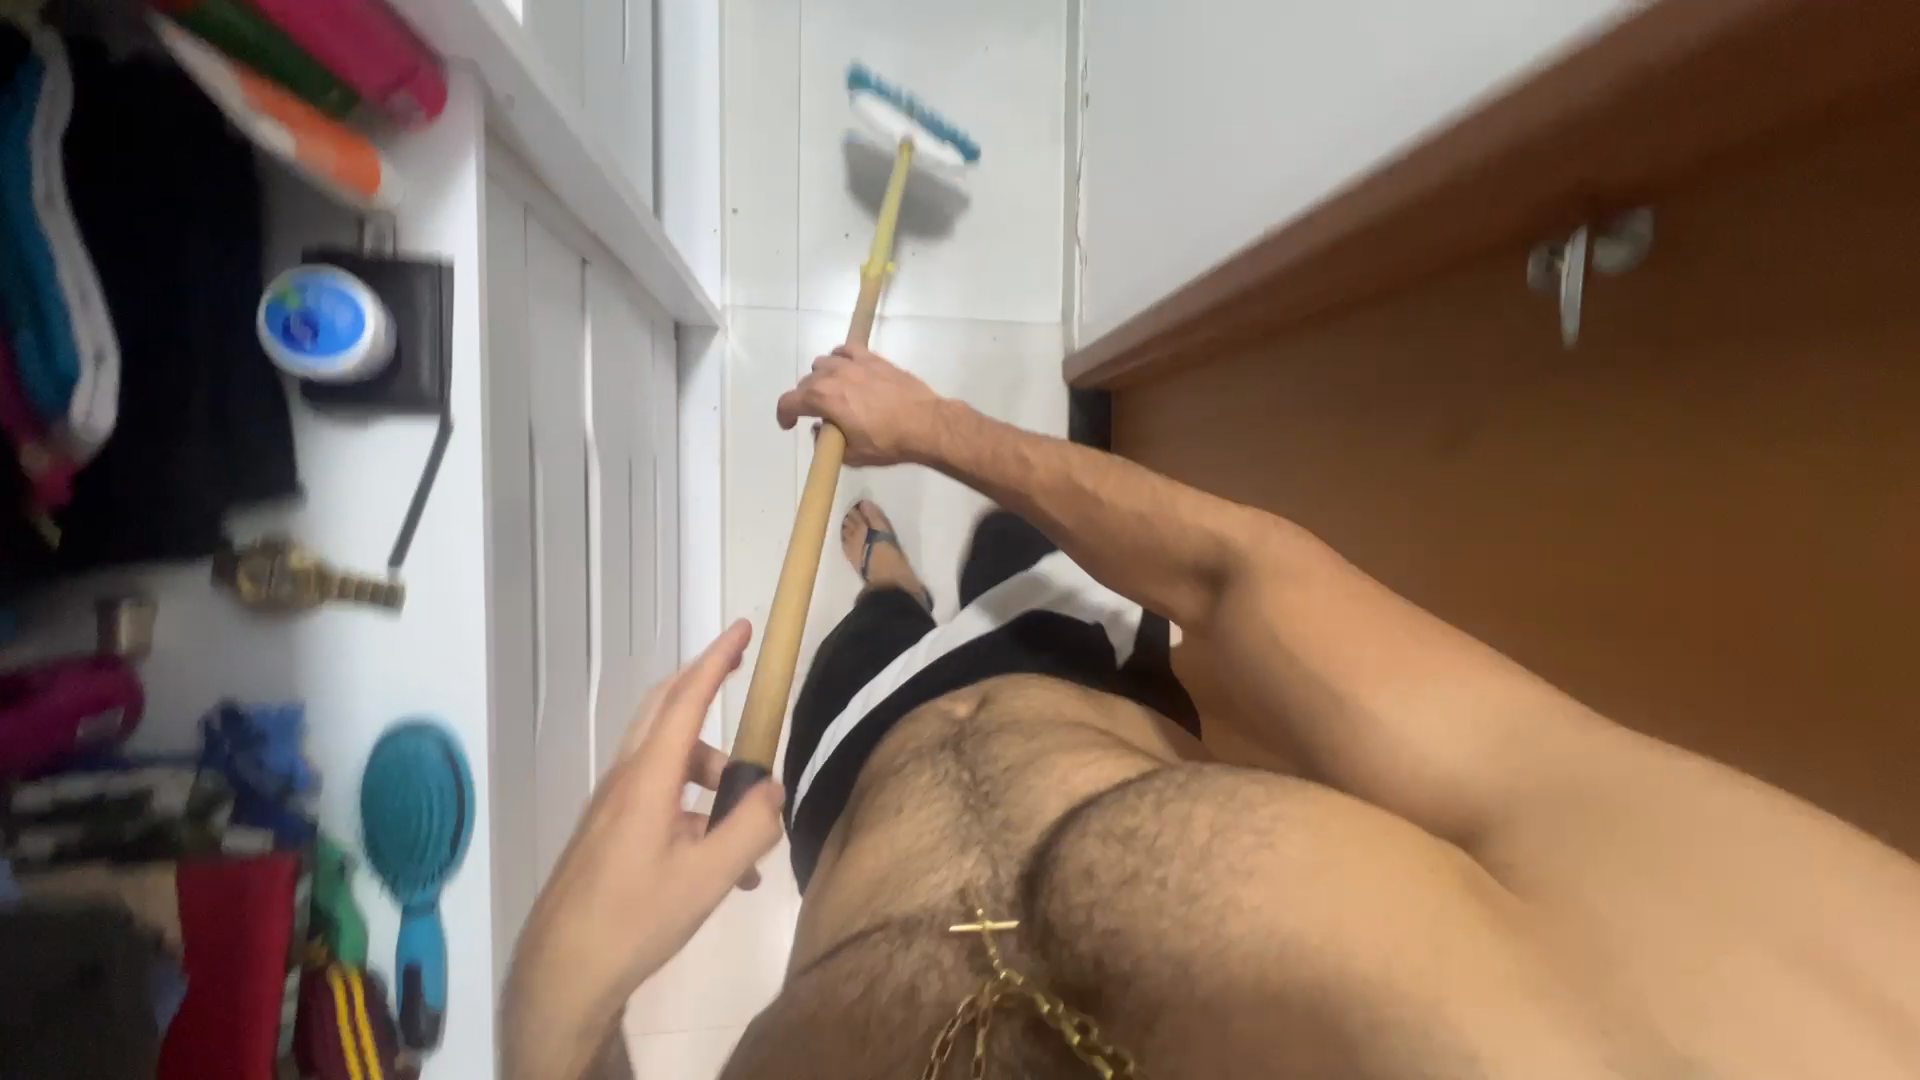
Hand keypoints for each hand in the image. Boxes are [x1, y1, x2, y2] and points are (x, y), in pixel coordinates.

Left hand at [502, 620, 783, 1079]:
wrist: (559, 978)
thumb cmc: (635, 920)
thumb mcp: (710, 878)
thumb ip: (752, 826)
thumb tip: (773, 789)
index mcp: (649, 779)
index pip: (687, 700)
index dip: (716, 659)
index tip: (742, 628)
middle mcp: (627, 779)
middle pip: (665, 707)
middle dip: (704, 681)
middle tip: (741, 667)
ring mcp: (614, 804)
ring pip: (668, 755)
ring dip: (711, 767)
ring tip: (747, 819)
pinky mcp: (611, 829)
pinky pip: (661, 793)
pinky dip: (696, 803)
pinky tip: (720, 860)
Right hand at [776, 344, 945, 466]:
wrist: (925, 424)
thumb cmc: (888, 443)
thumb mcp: (852, 455)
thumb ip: (828, 443)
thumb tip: (821, 430)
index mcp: (823, 399)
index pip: (789, 401)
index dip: (784, 415)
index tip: (789, 425)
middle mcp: (833, 375)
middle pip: (806, 382)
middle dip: (805, 399)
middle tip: (816, 414)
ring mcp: (854, 363)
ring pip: (824, 363)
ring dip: (821, 377)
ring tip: (832, 391)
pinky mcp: (873, 359)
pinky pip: (846, 350)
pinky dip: (840, 359)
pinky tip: (847, 370)